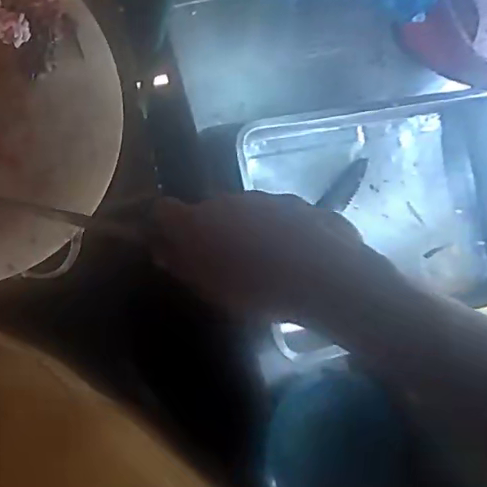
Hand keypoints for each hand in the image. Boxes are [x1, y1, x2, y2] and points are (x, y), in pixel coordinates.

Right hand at [150, 192, 388, 319]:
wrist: (324, 276)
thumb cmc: (255, 287)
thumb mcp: (209, 286)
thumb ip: (182, 265)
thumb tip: (162, 251)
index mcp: (200, 218)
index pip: (165, 209)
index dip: (163, 224)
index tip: (166, 242)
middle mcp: (232, 199)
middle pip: (212, 209)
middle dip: (212, 230)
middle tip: (220, 261)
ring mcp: (271, 200)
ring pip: (250, 212)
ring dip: (250, 231)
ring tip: (264, 265)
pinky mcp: (306, 208)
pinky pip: (285, 220)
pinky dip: (284, 236)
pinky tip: (297, 262)